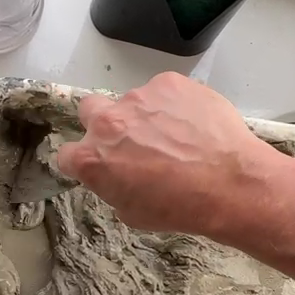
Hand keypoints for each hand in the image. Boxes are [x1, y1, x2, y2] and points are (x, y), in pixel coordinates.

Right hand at [56, 72, 287, 236]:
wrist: (228, 184)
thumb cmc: (178, 208)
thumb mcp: (130, 212)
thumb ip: (111, 184)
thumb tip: (117, 173)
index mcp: (91, 158)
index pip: (66, 153)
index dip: (83, 161)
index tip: (99, 165)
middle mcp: (107, 122)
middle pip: (88, 110)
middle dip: (102, 123)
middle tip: (129, 141)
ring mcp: (139, 97)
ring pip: (132, 101)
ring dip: (144, 115)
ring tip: (175, 136)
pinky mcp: (169, 83)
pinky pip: (163, 91)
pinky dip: (173, 105)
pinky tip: (193, 125)